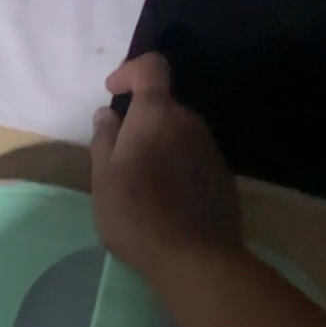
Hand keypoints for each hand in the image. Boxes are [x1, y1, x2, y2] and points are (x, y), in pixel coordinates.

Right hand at [92, 53, 244, 288]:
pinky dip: (174, 166)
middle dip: (139, 121)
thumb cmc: (136, 215)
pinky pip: (191, 157)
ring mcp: (210, 149)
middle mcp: (189, 122)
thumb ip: (104, 140)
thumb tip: (107, 115)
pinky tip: (163, 200)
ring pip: (178, 133)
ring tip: (138, 184)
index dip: (129, 72)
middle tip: (117, 157)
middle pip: (163, 106)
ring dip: (157, 146)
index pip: (151, 68)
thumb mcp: (103, 179)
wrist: (195, 258)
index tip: (112, 92)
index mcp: (157, 116)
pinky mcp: (221, 175)